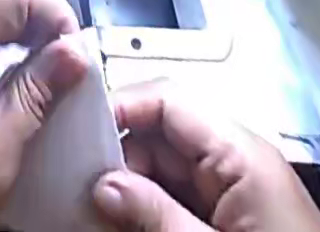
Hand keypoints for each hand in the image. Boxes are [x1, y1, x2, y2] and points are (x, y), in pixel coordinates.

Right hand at [92, 83, 319, 231]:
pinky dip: (153, 206)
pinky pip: (183, 195)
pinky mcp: (234, 214)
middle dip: (123, 153)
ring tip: (94, 208)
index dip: (126, 105)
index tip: (82, 129)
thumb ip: (156, 216)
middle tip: (80, 184)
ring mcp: (235, 186)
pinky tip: (126, 223)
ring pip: (169, 166)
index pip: (171, 99)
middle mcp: (237, 156)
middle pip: (166, 132)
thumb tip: (104, 183)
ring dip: (133, 184)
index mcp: (239, 150)